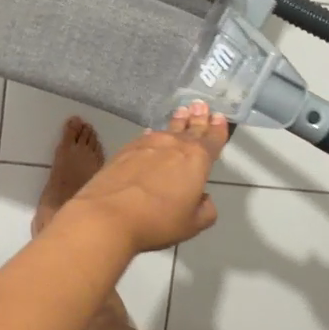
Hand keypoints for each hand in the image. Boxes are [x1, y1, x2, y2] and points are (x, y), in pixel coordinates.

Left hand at [56, 100, 229, 252]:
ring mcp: (147, 144)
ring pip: (167, 129)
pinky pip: (146, 137)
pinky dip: (153, 134)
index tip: (219, 117)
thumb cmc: (158, 221)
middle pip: (190, 128)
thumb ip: (205, 210)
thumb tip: (203, 198)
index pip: (212, 140)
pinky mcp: (125, 150)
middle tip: (201, 105)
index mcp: (197, 159)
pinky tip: (151, 133)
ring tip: (182, 112)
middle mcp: (174, 145)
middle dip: (198, 118)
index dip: (217, 129)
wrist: (109, 215)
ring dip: (177, 121)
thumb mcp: (192, 224)